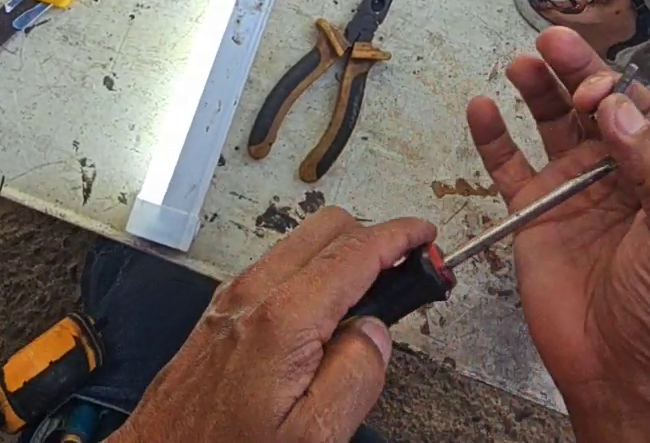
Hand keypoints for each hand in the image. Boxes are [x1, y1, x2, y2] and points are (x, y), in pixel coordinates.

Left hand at [113, 208, 434, 442]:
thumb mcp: (312, 440)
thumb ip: (356, 376)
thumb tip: (376, 331)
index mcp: (283, 318)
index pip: (355, 252)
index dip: (398, 236)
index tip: (424, 234)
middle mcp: (255, 292)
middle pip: (330, 227)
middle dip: (374, 238)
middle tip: (405, 272)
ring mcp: (236, 295)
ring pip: (304, 241)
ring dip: (345, 252)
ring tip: (371, 296)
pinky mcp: (225, 308)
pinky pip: (282, 264)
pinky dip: (316, 267)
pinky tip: (327, 309)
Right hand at [468, 27, 649, 442]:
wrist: (624, 379)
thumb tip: (620, 109)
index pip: (638, 112)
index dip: (616, 90)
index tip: (594, 89)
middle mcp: (614, 173)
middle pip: (590, 106)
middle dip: (574, 71)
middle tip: (552, 41)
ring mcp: (570, 189)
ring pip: (548, 123)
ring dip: (537, 90)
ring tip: (522, 63)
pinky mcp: (532, 211)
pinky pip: (507, 164)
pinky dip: (493, 136)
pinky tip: (482, 108)